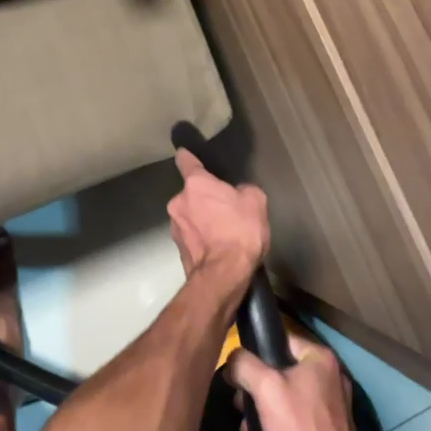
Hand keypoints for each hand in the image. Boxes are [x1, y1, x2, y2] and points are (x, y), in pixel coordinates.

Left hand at [168, 149, 268, 286]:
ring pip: (189, 216)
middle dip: (204, 199)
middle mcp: (178, 201)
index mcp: (195, 184)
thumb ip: (244, 190)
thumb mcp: (255, 202)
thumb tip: (237, 193)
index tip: (187, 155)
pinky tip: (217, 249)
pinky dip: (201, 239)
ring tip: (223, 234)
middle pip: (191, 193)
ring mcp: (175, 226)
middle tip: (223, 210)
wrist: (224, 276)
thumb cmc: (239, 231)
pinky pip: (191, 236)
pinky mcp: (178, 249)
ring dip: (201, 220)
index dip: (188, 157)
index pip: (185, 161)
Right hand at [225, 335, 356, 430]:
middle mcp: (330, 379)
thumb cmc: (299, 428)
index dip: (255, 354)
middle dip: (255, 394)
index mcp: (321, 359)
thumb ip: (243, 364)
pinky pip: (295, 424)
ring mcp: (330, 409)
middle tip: (243, 409)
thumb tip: (232, 359)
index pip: (280, 340)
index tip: (239, 375)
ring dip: (261, 418)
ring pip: (284, 402)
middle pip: (279, 374)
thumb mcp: (265, 388)